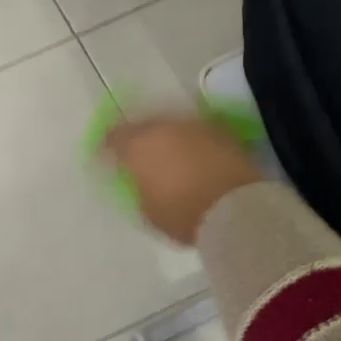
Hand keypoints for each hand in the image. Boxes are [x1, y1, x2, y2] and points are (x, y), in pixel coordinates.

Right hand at [103, 114, 263, 245]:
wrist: (235, 209)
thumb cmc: (183, 215)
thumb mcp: (147, 209)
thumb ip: (137, 187)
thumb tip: (138, 177)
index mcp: (139, 145)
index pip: (113, 137)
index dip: (107, 147)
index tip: (105, 157)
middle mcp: (165, 126)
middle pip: (144, 125)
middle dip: (138, 138)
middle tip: (138, 154)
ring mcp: (195, 125)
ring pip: (172, 125)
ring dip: (167, 137)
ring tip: (168, 155)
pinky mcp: (221, 130)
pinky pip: (196, 132)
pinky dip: (190, 142)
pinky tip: (191, 156)